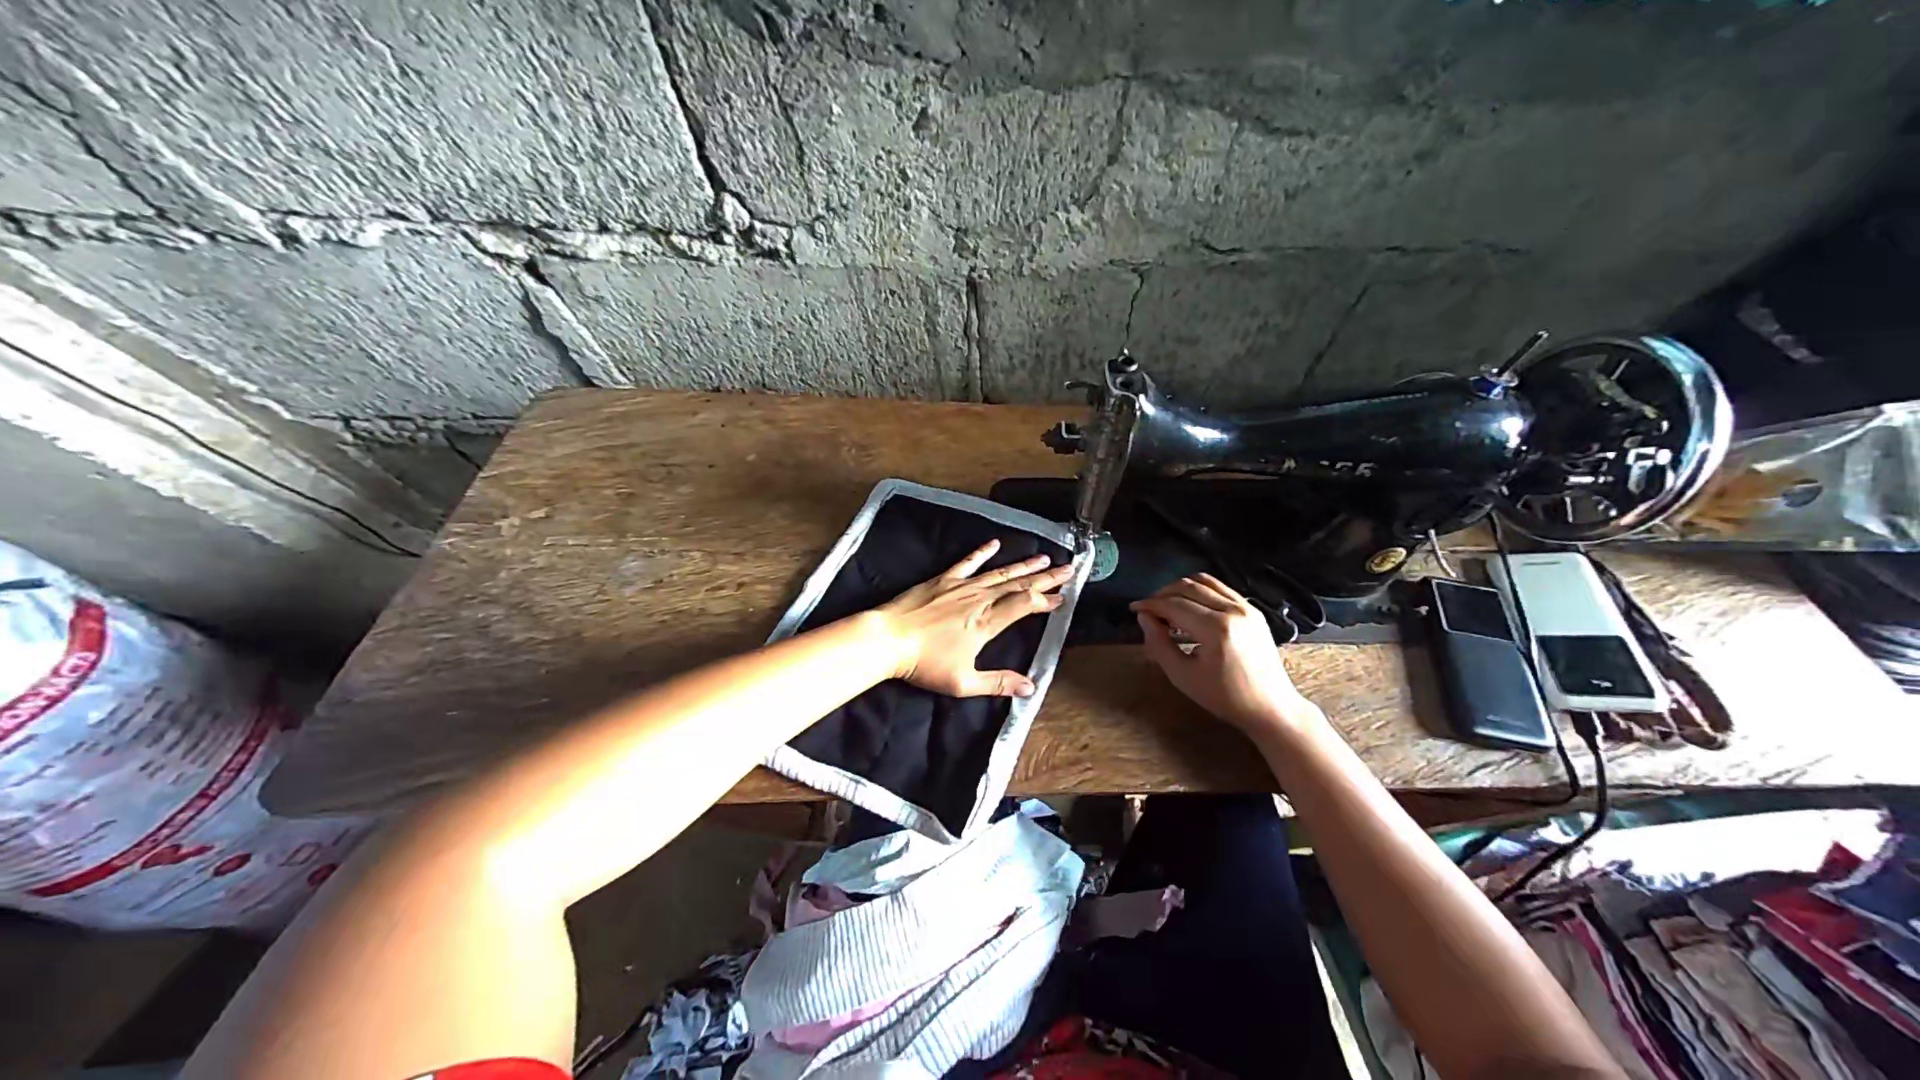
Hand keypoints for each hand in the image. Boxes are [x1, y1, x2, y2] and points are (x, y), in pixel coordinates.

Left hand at [873, 539, 1076, 697]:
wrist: (887, 639)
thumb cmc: (924, 663)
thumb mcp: (963, 682)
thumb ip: (998, 683)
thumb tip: (1029, 688)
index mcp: (986, 622)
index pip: (1025, 606)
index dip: (1046, 601)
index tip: (1062, 597)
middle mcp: (978, 599)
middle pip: (1019, 585)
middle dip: (1045, 577)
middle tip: (1068, 569)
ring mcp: (960, 587)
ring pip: (999, 572)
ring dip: (1023, 565)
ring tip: (1043, 557)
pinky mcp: (942, 580)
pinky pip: (967, 563)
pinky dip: (982, 553)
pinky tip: (995, 544)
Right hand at [1131, 574, 1319, 732]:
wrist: (1271, 707)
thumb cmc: (1225, 697)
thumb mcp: (1183, 676)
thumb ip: (1159, 644)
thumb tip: (1144, 618)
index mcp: (1216, 628)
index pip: (1174, 604)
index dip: (1150, 604)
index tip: (1134, 609)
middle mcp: (1233, 610)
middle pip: (1188, 587)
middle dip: (1162, 594)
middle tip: (1148, 609)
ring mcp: (1247, 607)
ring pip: (1205, 581)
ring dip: (1180, 589)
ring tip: (1167, 605)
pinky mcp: (1253, 610)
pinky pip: (1221, 588)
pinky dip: (1200, 591)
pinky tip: (1190, 608)